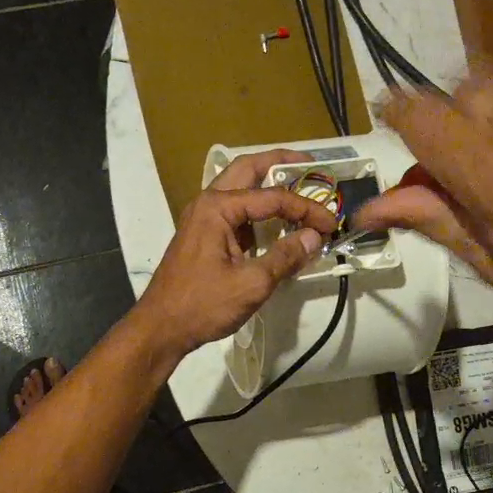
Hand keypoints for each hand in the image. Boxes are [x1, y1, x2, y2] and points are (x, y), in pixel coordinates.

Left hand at [130, 148, 338, 358]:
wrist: (161, 328)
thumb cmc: (202, 305)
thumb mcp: (251, 284)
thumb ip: (285, 257)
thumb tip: (315, 238)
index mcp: (217, 207)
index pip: (272, 197)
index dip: (306, 207)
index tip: (331, 223)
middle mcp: (208, 204)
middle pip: (248, 170)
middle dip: (281, 164)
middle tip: (312, 166)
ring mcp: (203, 219)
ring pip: (240, 189)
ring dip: (269, 186)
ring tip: (300, 190)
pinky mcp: (204, 237)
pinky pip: (236, 213)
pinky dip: (259, 212)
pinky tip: (278, 224)